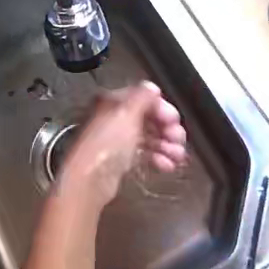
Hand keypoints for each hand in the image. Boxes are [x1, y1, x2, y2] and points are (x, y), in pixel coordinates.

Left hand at [53, 81, 188, 211]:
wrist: (89, 180)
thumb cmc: (105, 144)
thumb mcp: (127, 113)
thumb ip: (142, 97)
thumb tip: (152, 87)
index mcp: (113, 102)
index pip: (144, 98)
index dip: (162, 108)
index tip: (174, 120)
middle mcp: (114, 118)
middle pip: (149, 118)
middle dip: (168, 128)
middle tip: (179, 139)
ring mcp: (117, 140)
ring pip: (149, 137)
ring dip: (167, 145)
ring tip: (178, 156)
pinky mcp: (119, 160)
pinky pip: (144, 154)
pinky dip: (158, 158)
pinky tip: (167, 165)